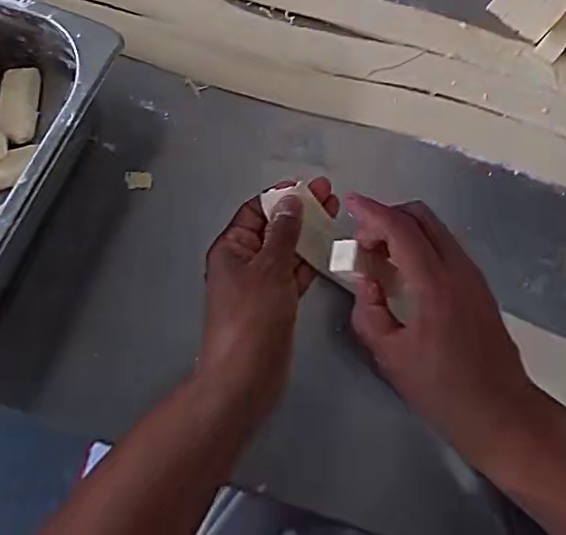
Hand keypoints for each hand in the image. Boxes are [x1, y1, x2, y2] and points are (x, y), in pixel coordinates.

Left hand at [195, 177, 337, 413]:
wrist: (245, 380)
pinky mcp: (277, 301)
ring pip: (288, 248)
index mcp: (232, 248)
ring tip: (334, 211)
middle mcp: (244, 261)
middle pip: (275, 226)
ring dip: (309, 231)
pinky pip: (295, 271)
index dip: (281, 195)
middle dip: (300, 209)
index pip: (256, 210)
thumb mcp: (269, 268)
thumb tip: (291, 201)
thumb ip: (284, 232)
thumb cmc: (252, 318)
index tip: (307, 185)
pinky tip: (329, 245)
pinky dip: (310, 258)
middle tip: (329, 194)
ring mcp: (261, 283)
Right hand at [346, 193, 560, 465]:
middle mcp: (457, 267)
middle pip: (421, 216)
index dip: (373, 212)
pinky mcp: (478, 282)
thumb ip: (370, 313)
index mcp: (435, 284)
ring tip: (380, 256)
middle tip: (363, 240)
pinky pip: (444, 244)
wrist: (502, 411)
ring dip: (405, 229)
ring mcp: (472, 272)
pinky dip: (420, 242)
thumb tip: (364, 281)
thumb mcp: (392, 358)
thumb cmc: (444, 391)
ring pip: (435, 228)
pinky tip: (405, 270)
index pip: (401, 229)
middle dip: (388, 216)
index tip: (350, 204)